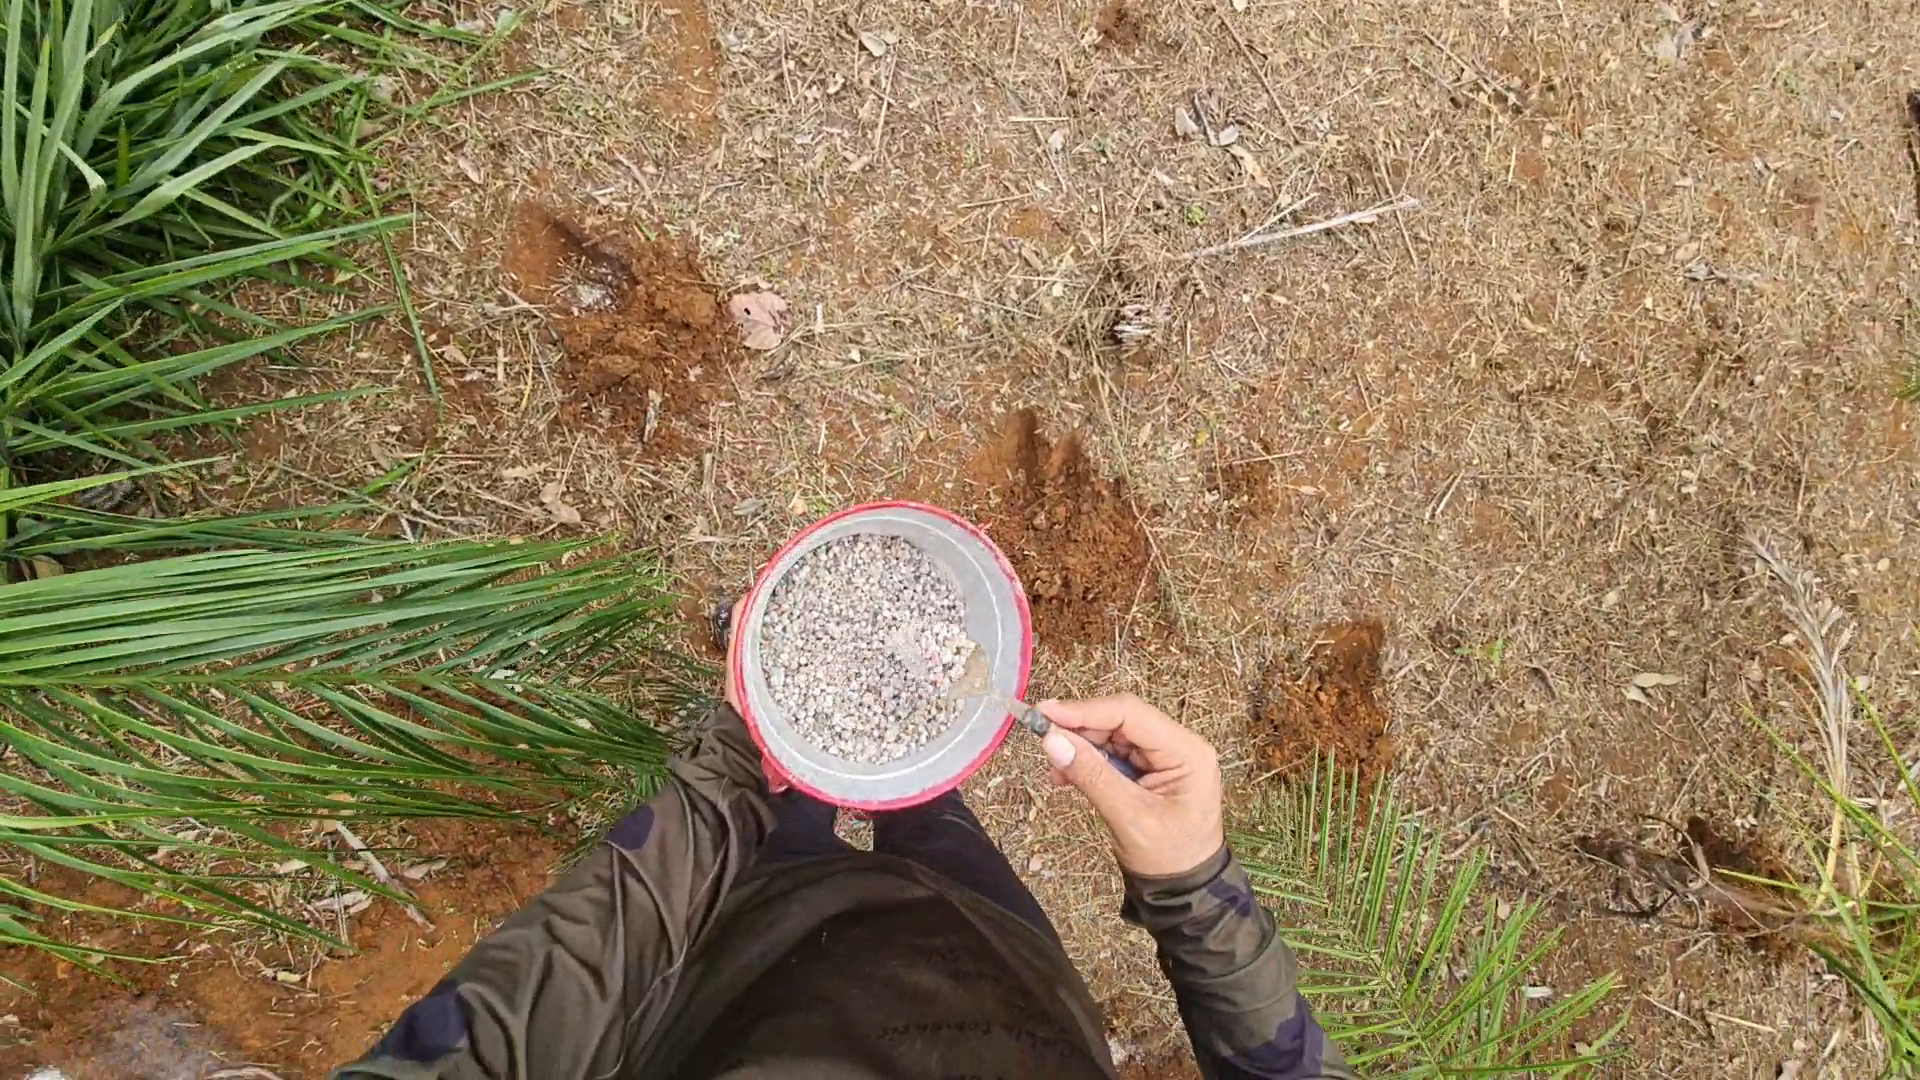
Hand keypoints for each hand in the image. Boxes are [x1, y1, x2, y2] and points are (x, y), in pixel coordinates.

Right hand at [1037, 695, 1223, 877]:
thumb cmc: (1167, 858)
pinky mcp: (1146, 767)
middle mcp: (1176, 744)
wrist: (1184, 891)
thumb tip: (1051, 740)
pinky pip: (1110, 751)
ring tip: (1056, 770)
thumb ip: (1091, 775)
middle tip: (1043, 739)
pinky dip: (1086, 760)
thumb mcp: (1128, 817)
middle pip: (1118, 720)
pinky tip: (1066, 776)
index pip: (1130, 714)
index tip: (1046, 713)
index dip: (1085, 710)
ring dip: (1079, 746)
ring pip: (1110, 734)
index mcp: (1186, 751)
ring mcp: (1161, 755)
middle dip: (1079, 729)